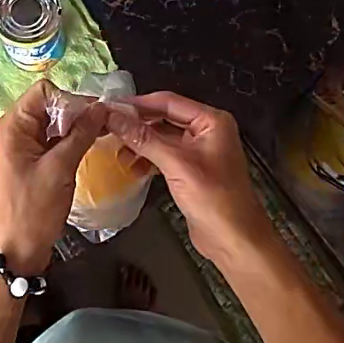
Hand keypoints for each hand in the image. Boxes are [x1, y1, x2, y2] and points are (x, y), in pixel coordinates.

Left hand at [0, 80, 106, 274]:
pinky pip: (48, 142)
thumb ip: (81, 133)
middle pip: (48, 106)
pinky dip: (67, 143)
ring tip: (100, 137)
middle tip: (104, 125)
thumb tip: (101, 108)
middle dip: (76, 113)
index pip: (44, 91)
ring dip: (74, 129)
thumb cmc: (30, 211)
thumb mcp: (60, 168)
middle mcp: (10, 132)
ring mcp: (17, 149)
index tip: (96, 114)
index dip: (72, 98)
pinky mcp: (25, 164)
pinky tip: (85, 151)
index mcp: (11, 127)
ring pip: (50, 125)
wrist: (11, 254)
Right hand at [106, 91, 275, 267]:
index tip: (111, 107)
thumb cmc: (215, 199)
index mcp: (211, 121)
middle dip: (137, 125)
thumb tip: (115, 118)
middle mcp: (207, 131)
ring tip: (118, 153)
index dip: (138, 104)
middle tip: (108, 128)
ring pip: (163, 138)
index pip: (169, 102)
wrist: (234, 240)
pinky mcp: (192, 170)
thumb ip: (144, 139)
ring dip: (140, 144)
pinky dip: (148, 159)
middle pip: (165, 118)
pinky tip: (132, 168)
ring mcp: (200, 151)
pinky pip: (165, 156)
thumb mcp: (176, 164)